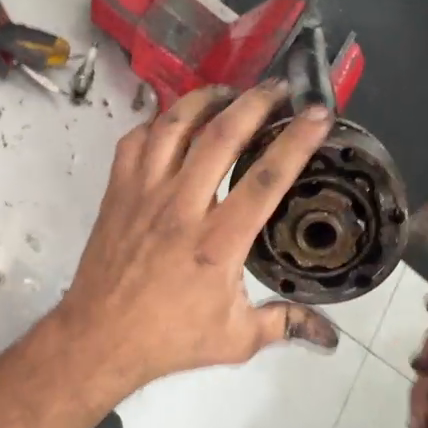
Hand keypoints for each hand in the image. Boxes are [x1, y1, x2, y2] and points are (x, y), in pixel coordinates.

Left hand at [46, 82, 340, 393]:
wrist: (99, 338)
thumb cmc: (169, 339)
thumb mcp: (236, 339)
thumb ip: (284, 324)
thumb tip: (328, 334)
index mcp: (218, 241)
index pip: (266, 178)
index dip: (296, 140)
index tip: (317, 112)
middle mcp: (182, 206)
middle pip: (221, 135)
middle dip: (255, 102)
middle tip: (278, 87)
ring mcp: (145, 193)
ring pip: (174, 127)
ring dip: (205, 100)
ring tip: (229, 90)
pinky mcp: (117, 192)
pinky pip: (136, 140)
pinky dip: (157, 122)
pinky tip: (174, 121)